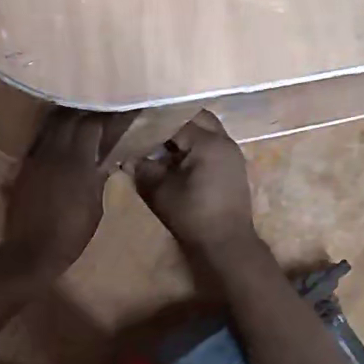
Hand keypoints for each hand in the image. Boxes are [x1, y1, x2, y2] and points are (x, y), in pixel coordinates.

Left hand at [2, 110, 109, 273]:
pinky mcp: (24, 168)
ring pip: (51, 126)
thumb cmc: (71, 233)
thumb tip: (104, 161)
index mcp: (77, 160)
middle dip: (85, 110)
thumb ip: (99, 179)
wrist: (32, 251)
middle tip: (99, 109)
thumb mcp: (95, 207)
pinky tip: (60, 138)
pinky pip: (40, 142)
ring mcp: (36, 158)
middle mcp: (54, 152)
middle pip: (69, 117)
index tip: (118, 109)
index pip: (92, 124)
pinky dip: (52, 134)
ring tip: (80, 116)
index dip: (106, 115)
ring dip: (66, 118)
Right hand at [131, 112, 260, 259]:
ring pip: (207, 130)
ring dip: (186, 134)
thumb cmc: (193, 215)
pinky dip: (195, 146)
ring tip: (161, 146)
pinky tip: (177, 161)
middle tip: (150, 133)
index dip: (154, 123)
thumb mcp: (161, 192)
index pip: (177, 119)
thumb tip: (129, 158)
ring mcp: (233, 154)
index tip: (136, 128)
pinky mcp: (234, 168)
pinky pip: (213, 145)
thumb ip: (144, 169)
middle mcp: (224, 141)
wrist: (227, 245)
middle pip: (197, 118)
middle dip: (173, 122)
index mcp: (208, 142)